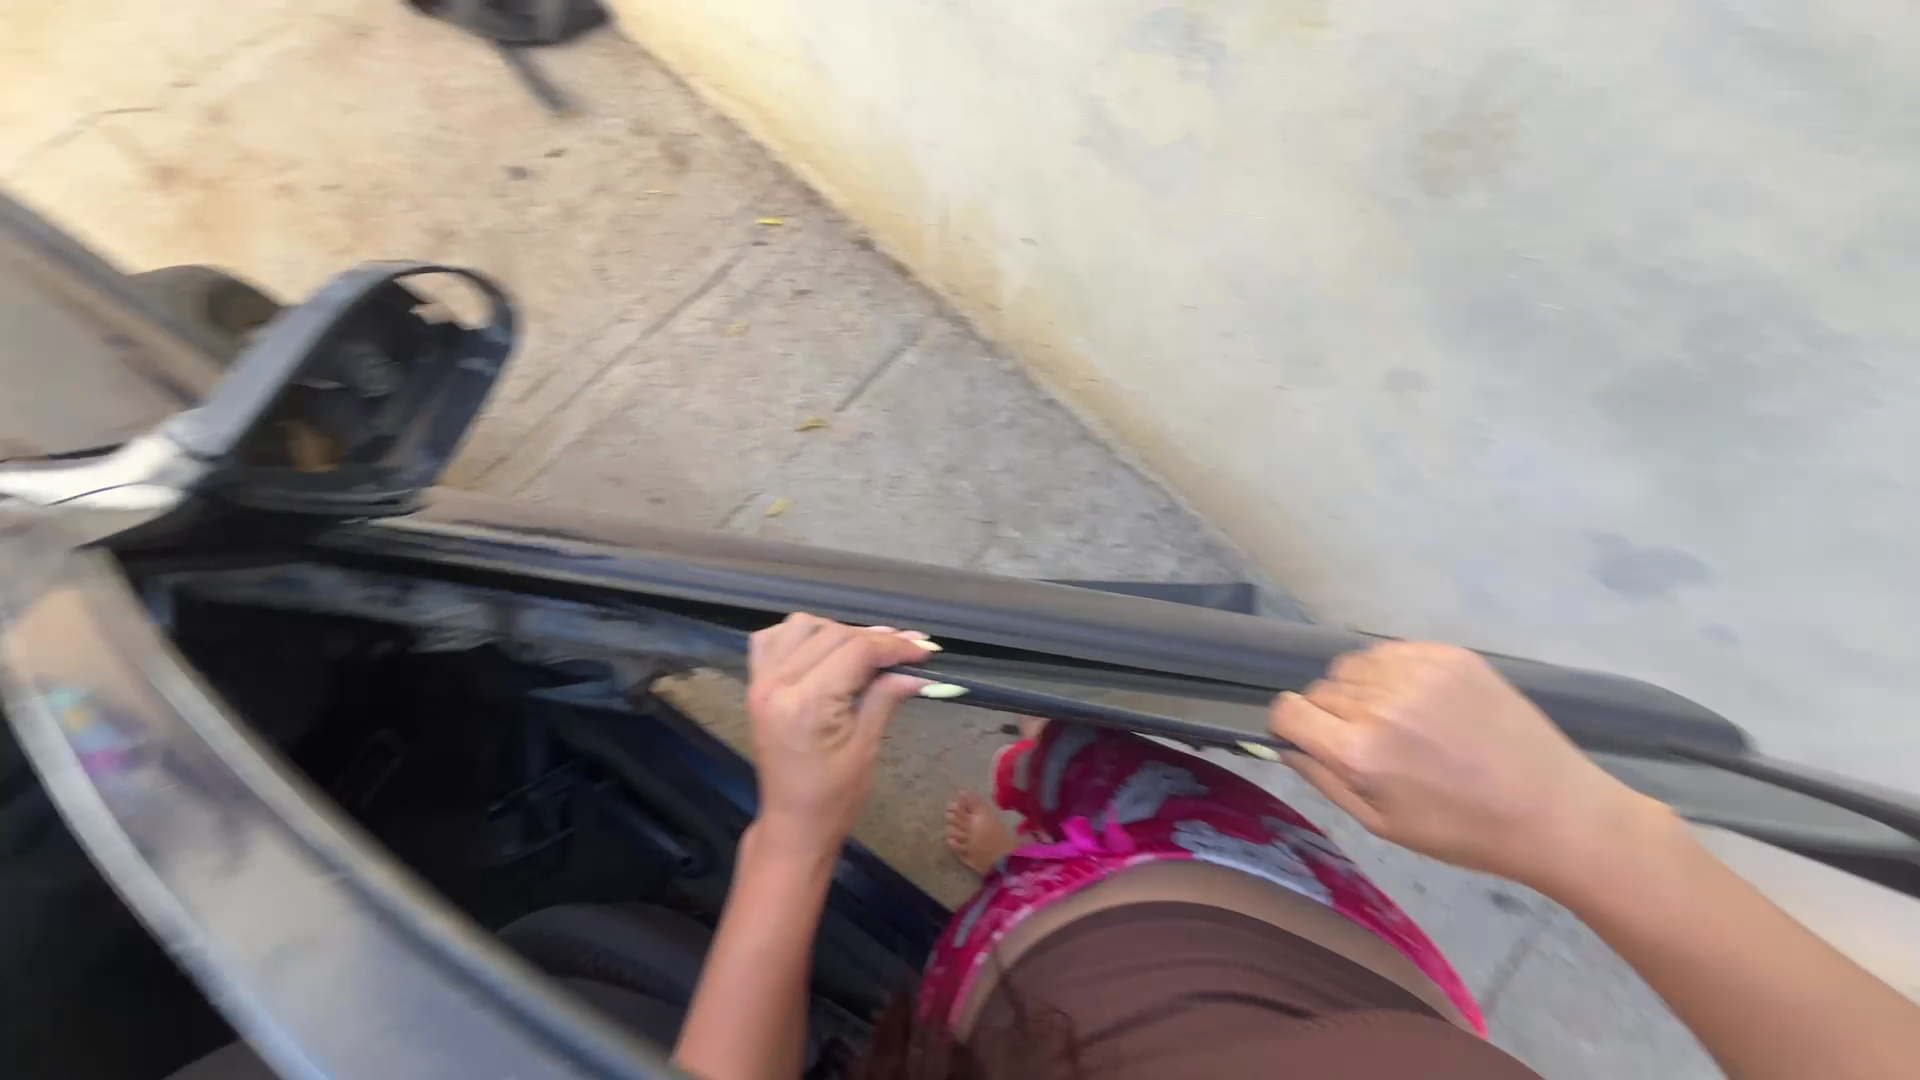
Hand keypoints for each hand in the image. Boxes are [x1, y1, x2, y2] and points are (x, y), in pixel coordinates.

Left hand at [745, 614, 930, 857]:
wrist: (794, 824)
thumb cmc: (834, 797)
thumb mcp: (867, 746)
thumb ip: (885, 696)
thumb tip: (916, 669)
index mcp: (807, 704)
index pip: (857, 651)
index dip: (894, 646)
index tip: (923, 649)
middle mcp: (777, 685)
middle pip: (834, 634)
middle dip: (875, 638)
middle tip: (908, 649)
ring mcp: (761, 683)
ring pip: (803, 626)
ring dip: (839, 631)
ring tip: (868, 649)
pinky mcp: (756, 685)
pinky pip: (773, 639)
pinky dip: (801, 634)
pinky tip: (824, 647)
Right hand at [1269, 642, 1664, 890]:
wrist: (1556, 812)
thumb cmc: (1461, 830)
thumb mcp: (1380, 824)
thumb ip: (1322, 779)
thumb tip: (1285, 745)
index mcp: (1358, 752)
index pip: (1287, 710)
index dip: (1291, 725)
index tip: (1310, 737)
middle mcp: (1378, 705)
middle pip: (1319, 690)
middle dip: (1331, 714)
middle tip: (1371, 741)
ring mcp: (1415, 674)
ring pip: (1350, 667)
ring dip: (1359, 689)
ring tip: (1398, 717)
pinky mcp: (1447, 655)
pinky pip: (1388, 651)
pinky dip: (1390, 671)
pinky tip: (1421, 699)